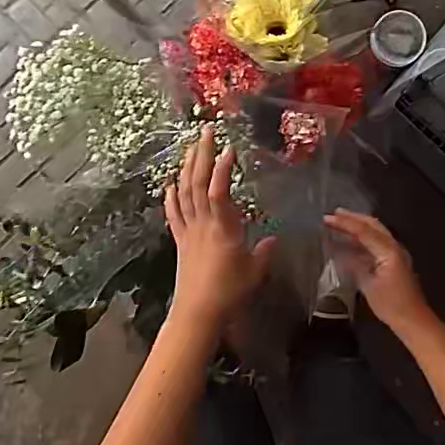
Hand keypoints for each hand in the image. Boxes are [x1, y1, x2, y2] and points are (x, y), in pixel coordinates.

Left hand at [164, 126, 275, 327]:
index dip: (222, 168)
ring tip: (191, 147)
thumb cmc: (230, 292)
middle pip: (197, 183)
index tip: (230, 148)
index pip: (219, 191)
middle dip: (201, 155)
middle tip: (205, 132)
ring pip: (184, 193)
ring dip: (187, 168)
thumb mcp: (255, 271)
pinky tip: (170, 183)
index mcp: (223, 229)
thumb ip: (264, 252)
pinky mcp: (179, 241)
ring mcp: (188, 231)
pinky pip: (173, 214)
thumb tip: (274, 239)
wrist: (198, 313)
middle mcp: (202, 224)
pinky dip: (170, 197)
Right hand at [323, 209, 436, 335]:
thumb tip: (338, 250)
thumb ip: (354, 264)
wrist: (414, 321)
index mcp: (388, 251)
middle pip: (373, 225)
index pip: (363, 231)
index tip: (326, 218)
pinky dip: (363, 239)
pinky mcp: (395, 262)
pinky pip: (377, 243)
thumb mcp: (368, 285)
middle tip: (335, 213)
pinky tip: (351, 243)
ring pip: (376, 232)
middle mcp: (394, 247)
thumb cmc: (391, 305)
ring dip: (358, 226)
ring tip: (340, 223)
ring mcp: (396, 254)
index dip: (344, 223)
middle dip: (353, 218)